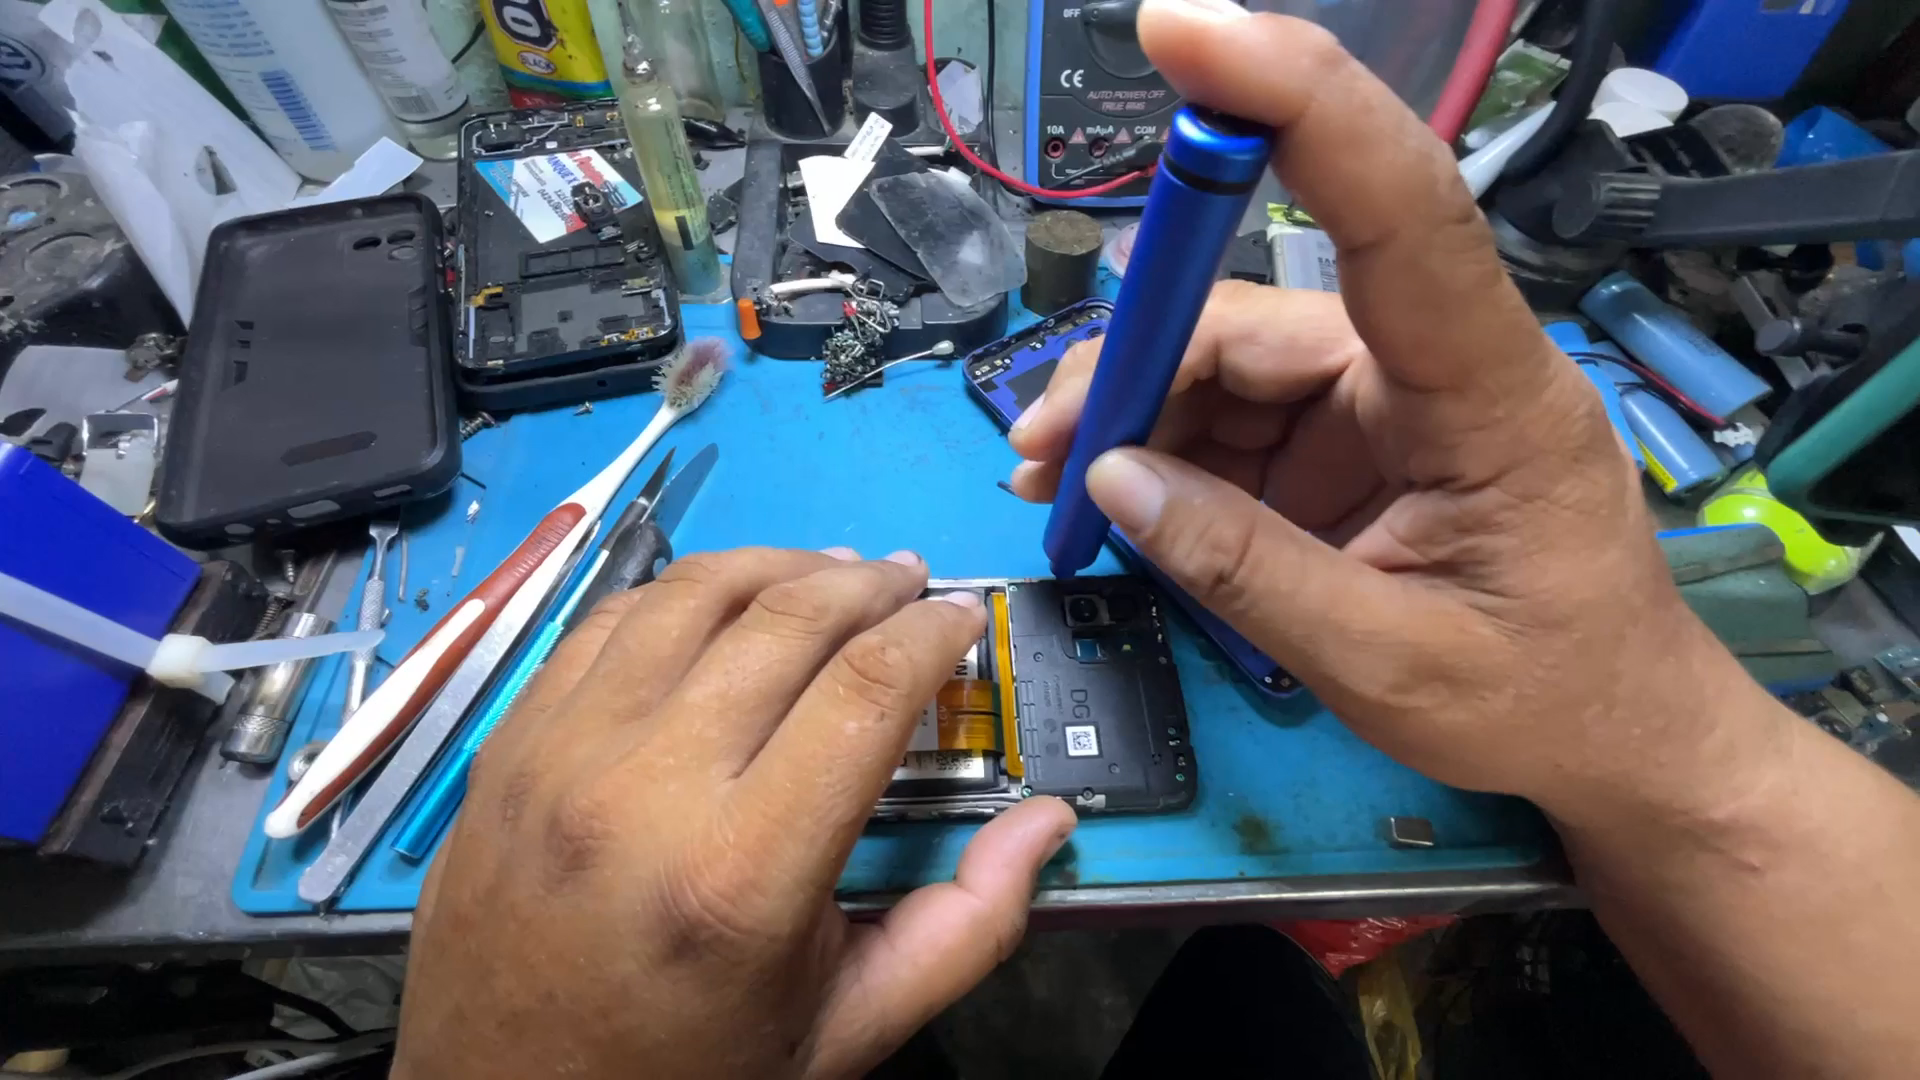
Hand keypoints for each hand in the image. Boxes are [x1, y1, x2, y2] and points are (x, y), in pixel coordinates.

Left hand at [393, 548, 1076, 1078]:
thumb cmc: (696, 1071)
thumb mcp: (854, 1022)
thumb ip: (971, 923)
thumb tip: (1048, 819)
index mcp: (743, 874)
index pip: (866, 690)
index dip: (932, 633)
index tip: (960, 619)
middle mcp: (644, 791)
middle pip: (786, 621)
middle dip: (871, 585)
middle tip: (910, 581)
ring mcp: (561, 753)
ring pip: (695, 593)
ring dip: (783, 562)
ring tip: (834, 570)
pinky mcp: (511, 740)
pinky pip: (614, 617)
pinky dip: (691, 589)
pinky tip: (731, 600)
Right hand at [1010, 0, 1787, 826]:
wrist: (1605, 740)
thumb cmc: (1536, 701)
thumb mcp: (1382, 658)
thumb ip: (1242, 567)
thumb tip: (1111, 478)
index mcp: (1480, 395)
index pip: (1392, 210)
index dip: (1293, 105)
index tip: (1185, 33)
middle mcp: (1415, 370)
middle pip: (1244, 317)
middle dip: (1126, 368)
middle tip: (1037, 443)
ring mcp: (1365, 406)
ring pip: (1213, 369)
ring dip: (1121, 417)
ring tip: (1050, 480)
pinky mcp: (1328, 446)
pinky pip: (1217, 425)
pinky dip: (1149, 455)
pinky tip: (1098, 493)